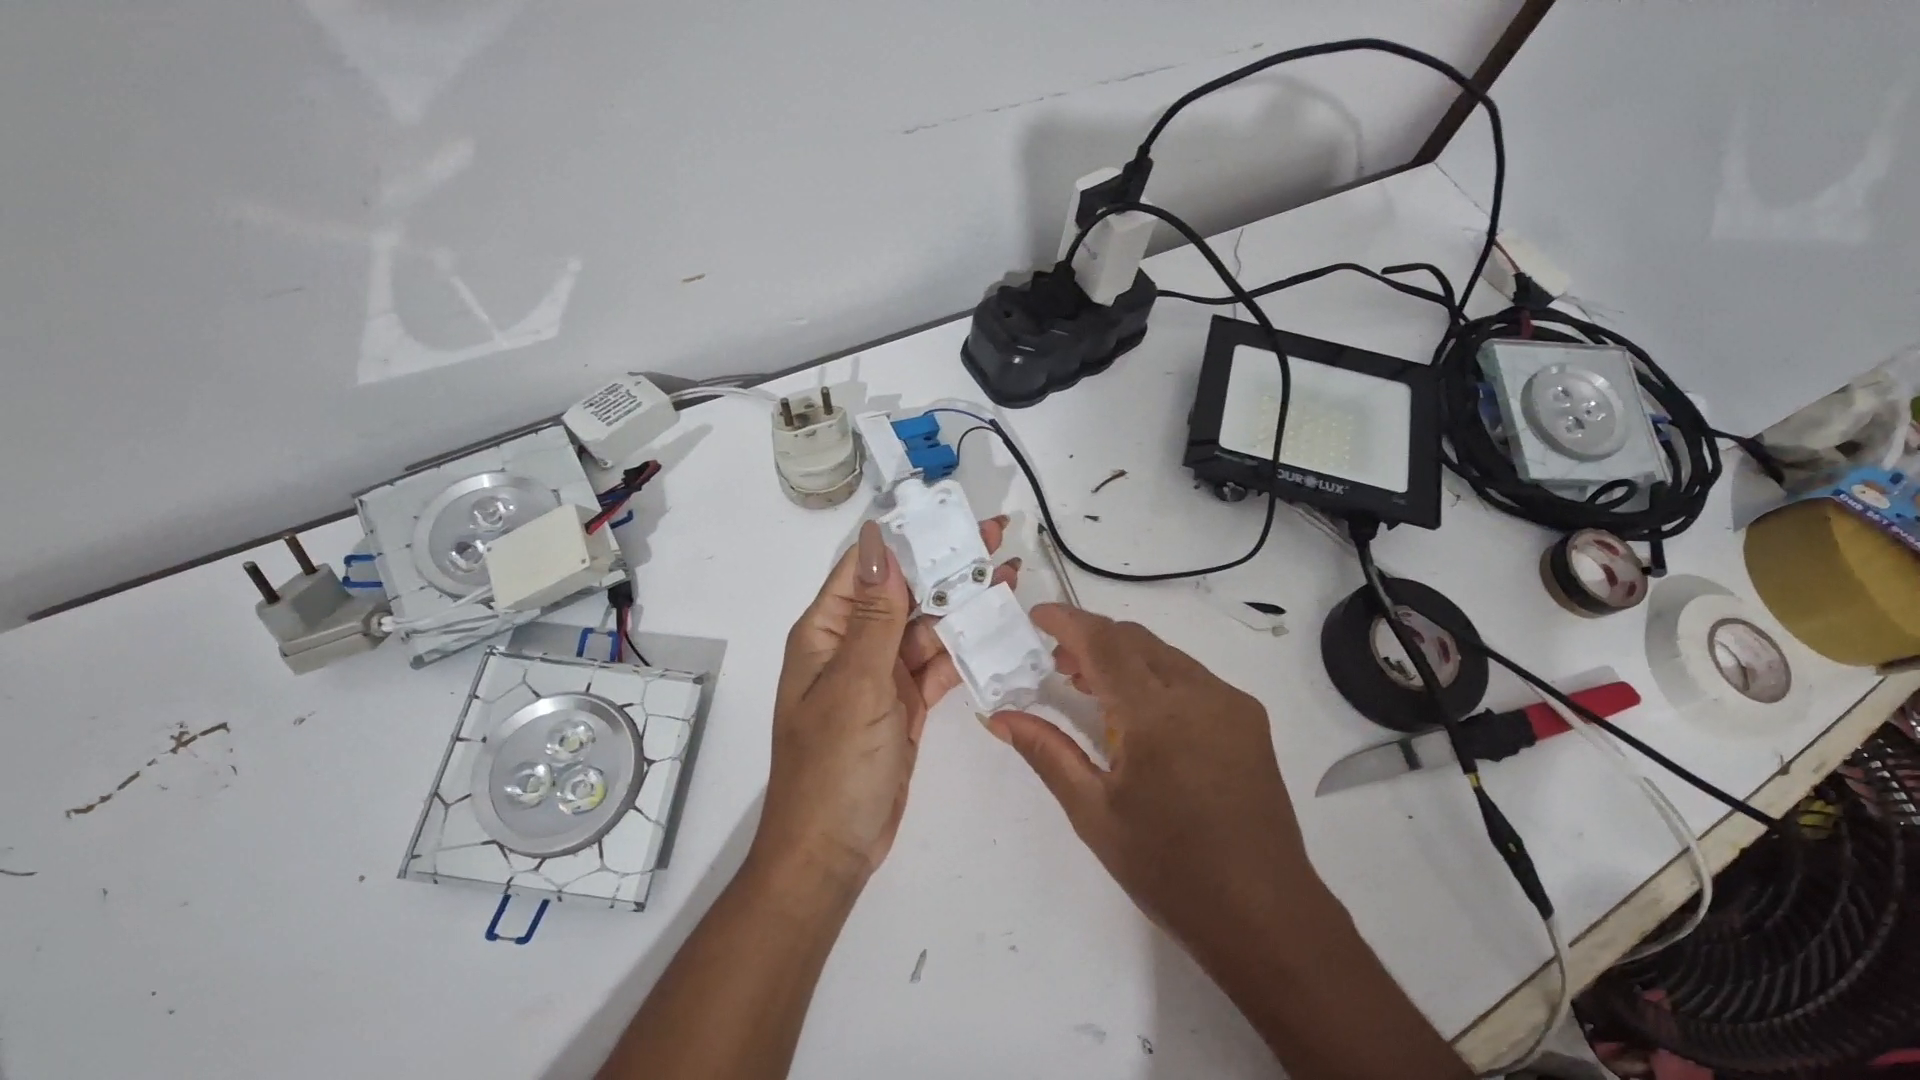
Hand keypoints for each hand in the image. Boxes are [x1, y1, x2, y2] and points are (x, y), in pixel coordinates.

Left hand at [753, 518, 1018, 885]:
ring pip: (926, 628)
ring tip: (1009, 577)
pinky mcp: (904, 706)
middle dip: (946, 567)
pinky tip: (998, 629)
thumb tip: (880, 543)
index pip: (867, 567)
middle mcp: (851, 646)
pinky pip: (937, 666)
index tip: (950, 512)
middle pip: (903, 593)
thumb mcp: (856, 684)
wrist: (832, 851)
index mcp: (826, 632)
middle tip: (996, 536)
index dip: (907, 537)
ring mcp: (879, 677)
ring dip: (963, 606)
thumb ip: (875, 615)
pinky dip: (964, 650)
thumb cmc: (833, 764)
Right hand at [987, 605, 1324, 957]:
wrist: (1264, 914)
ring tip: (1090, 691)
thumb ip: (1047, 753)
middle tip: (1055, 665)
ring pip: (1167, 657)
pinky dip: (1156, 680)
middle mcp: (1201, 694)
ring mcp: (1232, 706)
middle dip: (1093, 640)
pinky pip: (1194, 680)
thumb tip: (1000, 717)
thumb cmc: (1168, 869)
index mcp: (1157, 714)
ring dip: (1125, 660)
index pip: (1104, 642)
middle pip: (1137, 641)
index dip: (1067, 622)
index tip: (1036, 616)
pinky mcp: (1250, 723)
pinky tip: (1139, 718)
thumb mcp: (1094, 813)